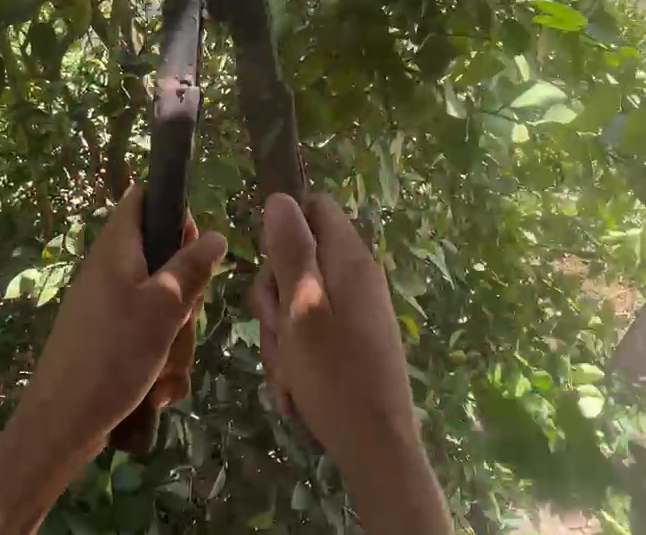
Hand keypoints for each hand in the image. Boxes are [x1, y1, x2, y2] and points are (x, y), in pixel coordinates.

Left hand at [0, 186, 226, 534]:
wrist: (61, 424)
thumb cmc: (114, 353)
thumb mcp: (163, 306)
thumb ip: (191, 267)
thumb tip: (216, 234)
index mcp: (117, 247)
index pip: (143, 199)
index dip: (172, 210)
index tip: (193, 245)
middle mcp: (111, 269)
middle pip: (164, 259)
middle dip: (185, 295)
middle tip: (182, 317)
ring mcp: (109, 306)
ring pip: (162, 305)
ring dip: (175, 338)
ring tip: (165, 368)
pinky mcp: (109, 339)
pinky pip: (148, 337)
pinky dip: (159, 361)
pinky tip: (157, 390)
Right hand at [251, 192, 449, 533]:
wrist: (377, 446)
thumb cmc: (334, 373)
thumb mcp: (300, 306)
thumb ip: (291, 250)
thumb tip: (280, 198)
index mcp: (348, 257)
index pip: (315, 206)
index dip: (284, 227)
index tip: (268, 266)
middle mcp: (356, 274)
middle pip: (300, 255)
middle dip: (274, 292)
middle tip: (275, 330)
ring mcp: (356, 307)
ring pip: (299, 295)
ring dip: (281, 330)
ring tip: (285, 370)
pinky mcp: (353, 336)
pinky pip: (312, 326)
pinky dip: (297, 350)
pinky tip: (294, 385)